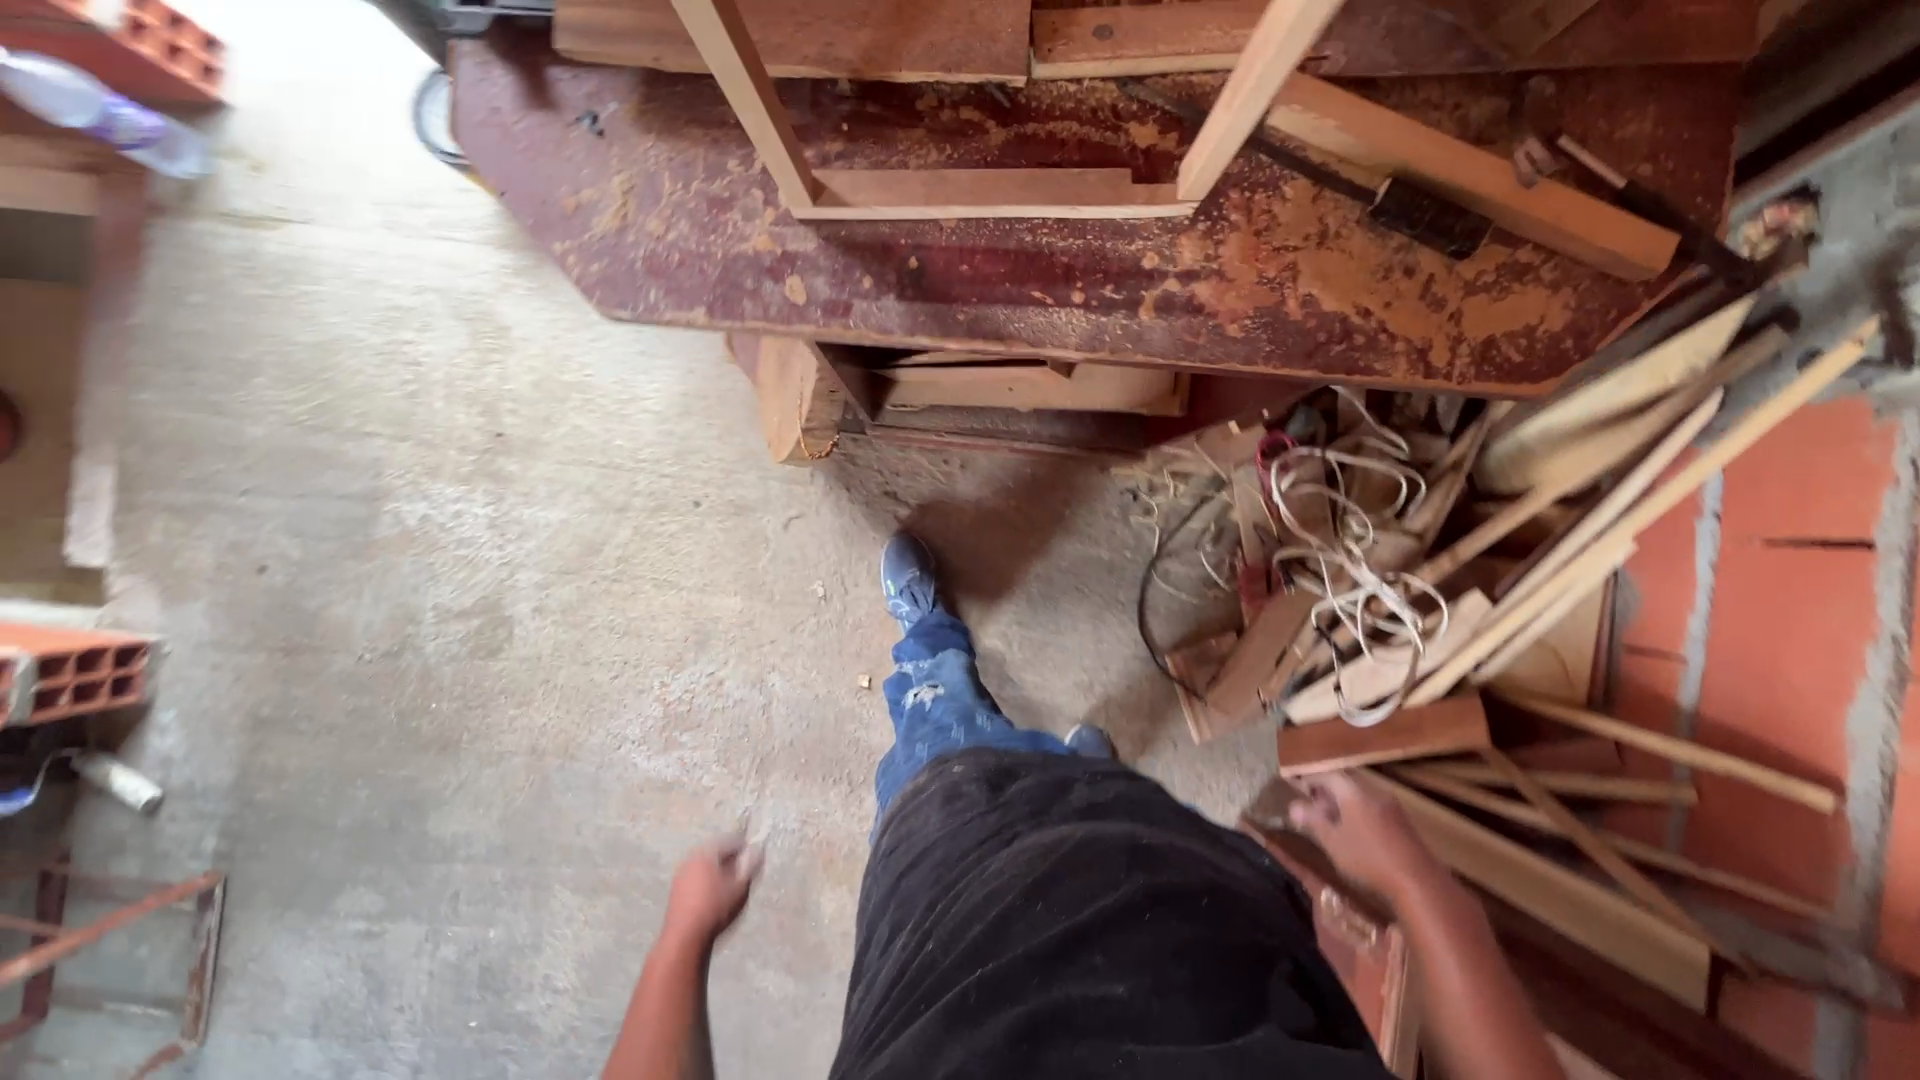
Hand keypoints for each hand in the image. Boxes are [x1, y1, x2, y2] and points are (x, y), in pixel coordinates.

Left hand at [662, 833, 763, 945]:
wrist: (684, 937)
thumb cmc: (715, 909)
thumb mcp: (740, 887)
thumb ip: (750, 865)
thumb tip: (757, 849)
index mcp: (706, 852)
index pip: (730, 840)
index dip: (745, 846)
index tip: (754, 856)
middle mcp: (691, 858)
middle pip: (715, 851)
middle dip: (730, 858)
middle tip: (744, 870)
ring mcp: (681, 874)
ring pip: (705, 865)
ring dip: (718, 870)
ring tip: (731, 884)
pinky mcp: (675, 890)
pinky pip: (697, 877)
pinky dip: (707, 880)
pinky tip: (715, 894)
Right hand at [1287, 771, 1445, 908]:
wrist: (1419, 882)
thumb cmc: (1368, 859)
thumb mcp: (1333, 842)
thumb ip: (1313, 821)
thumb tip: (1293, 806)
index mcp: (1354, 793)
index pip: (1329, 775)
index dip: (1312, 779)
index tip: (1298, 787)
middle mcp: (1374, 793)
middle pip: (1347, 783)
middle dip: (1328, 792)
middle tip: (1314, 807)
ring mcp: (1392, 808)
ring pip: (1362, 796)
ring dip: (1345, 804)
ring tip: (1333, 822)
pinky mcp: (1404, 823)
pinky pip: (1375, 808)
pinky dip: (1360, 813)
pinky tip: (1357, 834)